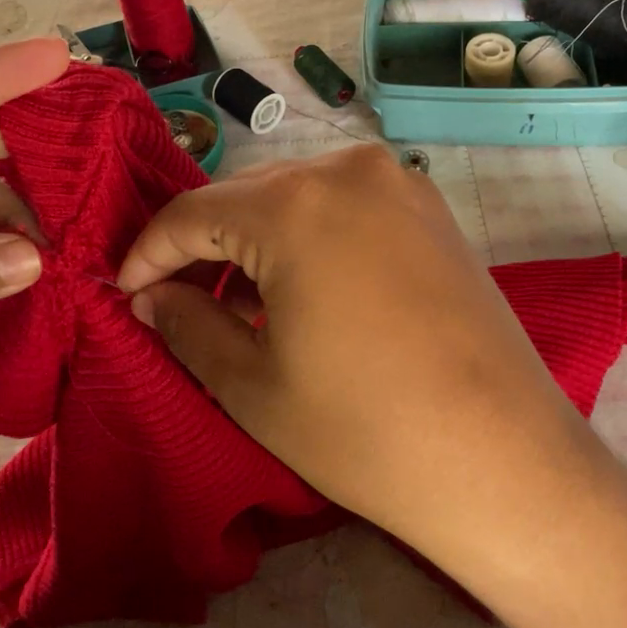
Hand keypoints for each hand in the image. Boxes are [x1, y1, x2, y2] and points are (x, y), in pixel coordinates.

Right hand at [117, 145, 604, 554]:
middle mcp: (350, 169)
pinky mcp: (434, 212)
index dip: (147, 253)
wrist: (503, 458)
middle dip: (203, 243)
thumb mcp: (253, 385)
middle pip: (246, 194)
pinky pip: (347, 206)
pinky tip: (301, 287)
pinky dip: (311, 236)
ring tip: (235, 300)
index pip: (191, 212)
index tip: (124, 292)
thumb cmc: (364, 429)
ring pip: (299, 195)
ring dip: (257, 238)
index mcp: (295, 201)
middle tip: (175, 299)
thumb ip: (187, 325)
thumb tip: (149, 296)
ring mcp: (402, 185)